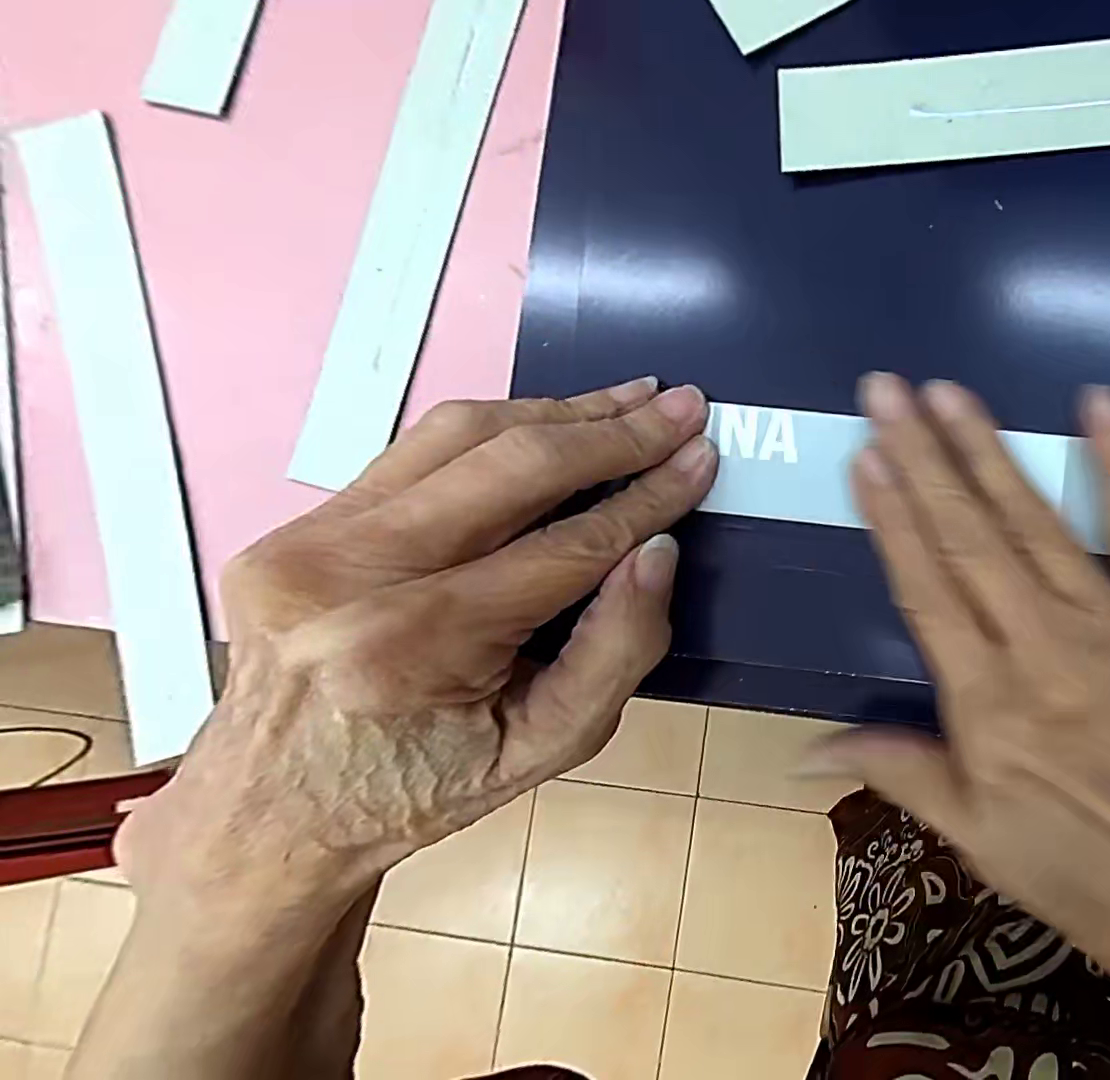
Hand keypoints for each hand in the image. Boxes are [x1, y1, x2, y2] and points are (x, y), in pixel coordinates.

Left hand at [115, 377, 717, 918]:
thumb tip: (658, 550)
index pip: (567, 543)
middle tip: (682, 405)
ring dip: (566, 411)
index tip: (702, 457)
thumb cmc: (435, 786)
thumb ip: (622, 646)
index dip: (649, 496)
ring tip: (636, 398)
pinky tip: (565, 420)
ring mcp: (308, 538)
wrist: (273, 814)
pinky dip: (511, 424)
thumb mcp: (558, 740)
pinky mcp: (302, 523)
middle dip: (616, 431)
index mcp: (415, 645)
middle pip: (512, 465)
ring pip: (463, 433)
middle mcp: (346, 574)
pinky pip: (426, 447)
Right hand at [819, 375, 1109, 1078]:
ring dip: (989, 452)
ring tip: (949, 395)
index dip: (892, 518)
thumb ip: (906, 773)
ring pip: (1038, 523)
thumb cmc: (1102, 886)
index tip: (867, 456)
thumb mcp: (988, 846)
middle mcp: (1047, 650)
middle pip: (971, 539)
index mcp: (992, 707)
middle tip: (887, 391)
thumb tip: (810, 750)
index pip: (927, 589)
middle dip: (922, 458)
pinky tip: (1096, 406)